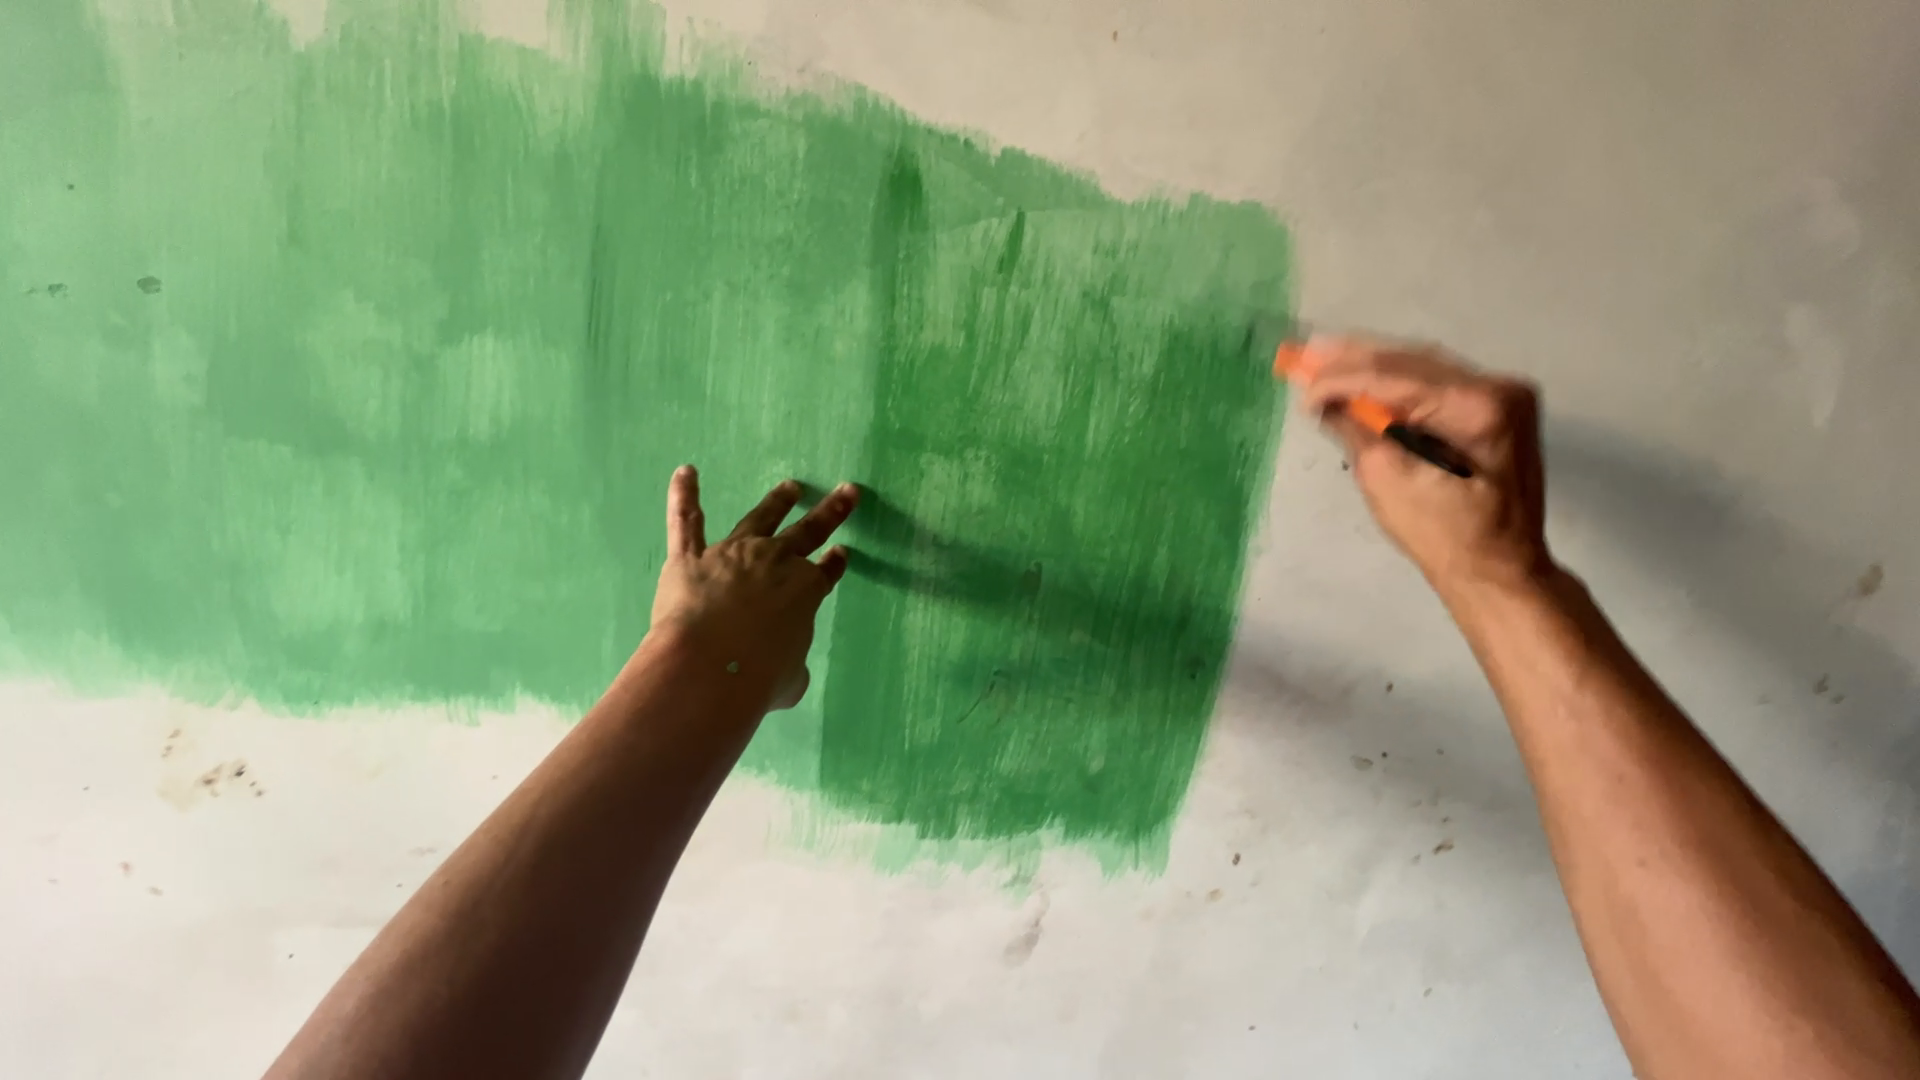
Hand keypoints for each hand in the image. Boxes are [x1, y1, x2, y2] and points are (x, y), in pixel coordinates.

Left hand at [646, 467, 859, 710]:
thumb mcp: (790, 680)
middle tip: (846, 493)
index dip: (836, 563)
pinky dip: (683, 496)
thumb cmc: (758, 677)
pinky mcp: (691, 557)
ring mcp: (733, 554)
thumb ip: (789, 666)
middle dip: (829, 512)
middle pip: (808, 532)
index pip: (826, 572)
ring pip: (759, 519)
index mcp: (805, 590)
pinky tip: (685, 472)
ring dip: (777, 502)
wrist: (710, 666)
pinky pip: (686, 521)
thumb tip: (784, 669)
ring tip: (790, 488)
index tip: (842, 553)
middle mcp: (775, 562)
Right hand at [1293, 335, 1551, 595]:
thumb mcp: (1387, 482)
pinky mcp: (1495, 406)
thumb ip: (1356, 429)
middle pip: (1410, 360)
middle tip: (1303, 352)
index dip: (1341, 378)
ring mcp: (1502, 394)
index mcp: (1478, 407)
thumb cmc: (1441, 535)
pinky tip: (1360, 372)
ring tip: (1321, 354)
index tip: (1299, 385)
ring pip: (1421, 364)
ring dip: (1370, 361)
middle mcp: (1498, 387)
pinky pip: (1434, 380)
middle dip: (1352, 357)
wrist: (1499, 568)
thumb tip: (1323, 398)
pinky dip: (1393, 378)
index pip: (1394, 377)